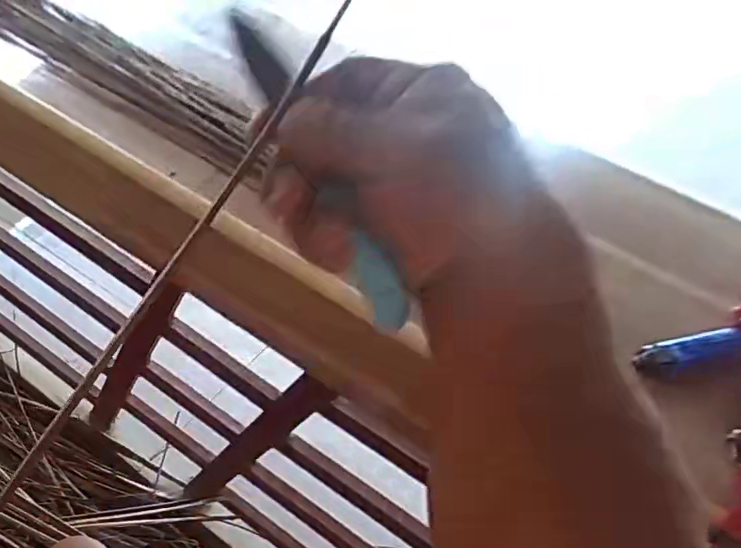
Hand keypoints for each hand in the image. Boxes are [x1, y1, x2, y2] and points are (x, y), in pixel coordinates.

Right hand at [262, 59, 579, 302]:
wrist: (480, 269)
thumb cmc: (455, 195)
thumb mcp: (395, 150)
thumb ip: (334, 132)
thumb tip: (284, 118)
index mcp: (410, 95)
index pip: (341, 84)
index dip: (299, 103)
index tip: (260, 131)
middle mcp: (383, 136)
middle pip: (309, 144)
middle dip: (292, 178)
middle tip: (286, 205)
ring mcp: (366, 184)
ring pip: (303, 193)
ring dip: (307, 222)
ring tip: (334, 242)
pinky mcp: (354, 227)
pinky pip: (313, 229)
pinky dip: (321, 246)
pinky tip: (344, 257)